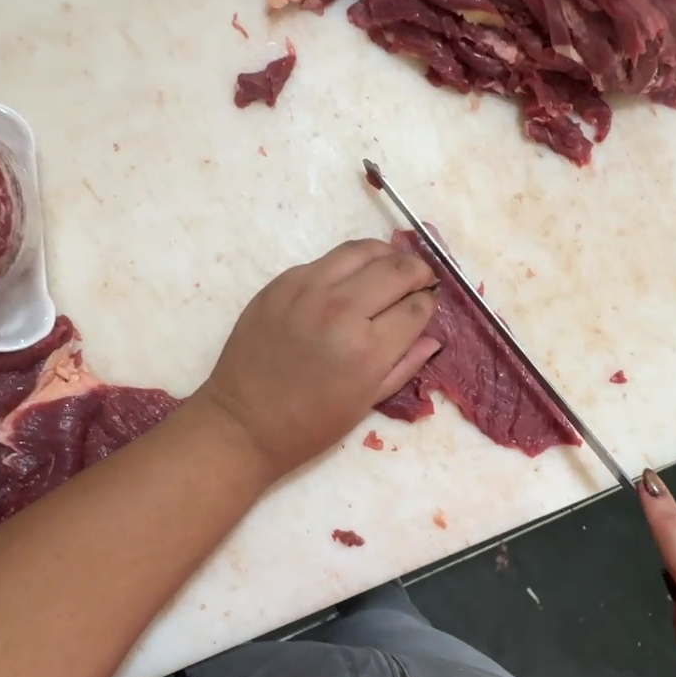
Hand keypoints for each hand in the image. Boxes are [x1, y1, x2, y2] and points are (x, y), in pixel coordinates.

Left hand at [195, 239, 440, 478]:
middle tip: (420, 279)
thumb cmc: (309, 425)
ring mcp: (307, 291)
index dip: (428, 303)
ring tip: (389, 268)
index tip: (427, 305)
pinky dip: (345, 266)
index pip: (416, 306)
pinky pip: (325, 261)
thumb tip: (432, 336)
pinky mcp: (281, 284)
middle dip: (417, 271)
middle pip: (396, 268)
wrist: (243, 422)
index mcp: (367, 349)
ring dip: (385, 256)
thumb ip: (404, 363)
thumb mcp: (367, 403)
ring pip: (361, 251)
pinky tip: (347, 283)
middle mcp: (341, 310)